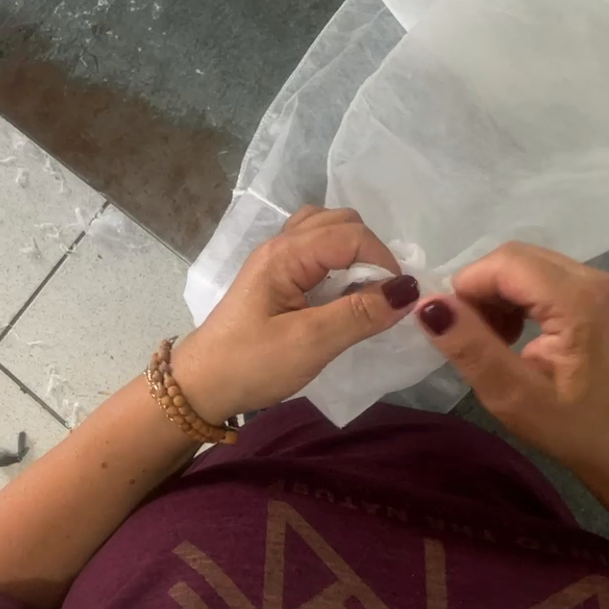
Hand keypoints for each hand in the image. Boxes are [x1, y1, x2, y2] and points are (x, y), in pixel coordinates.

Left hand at [172, 207, 420, 419]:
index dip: (382, 263)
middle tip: (379, 297)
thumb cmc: (250, 365)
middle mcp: (280, 245)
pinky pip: (315, 250)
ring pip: (327, 231)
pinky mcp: (275, 277)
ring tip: (362, 293)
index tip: (395, 301)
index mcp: (285, 254)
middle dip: (370, 254)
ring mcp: (275, 259)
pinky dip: (337, 261)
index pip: (352, 234)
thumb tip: (408, 292)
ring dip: (353, 254)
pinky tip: (339, 292)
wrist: (200, 386)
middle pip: (341, 222)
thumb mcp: (310, 344)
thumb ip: (359, 314)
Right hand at [415, 242, 608, 480]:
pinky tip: (517, 337)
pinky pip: (543, 279)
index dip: (467, 289)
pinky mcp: (601, 297)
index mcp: (580, 300)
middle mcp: (595, 279)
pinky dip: (517, 299)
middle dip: (481, 291)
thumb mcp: (514, 397)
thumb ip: (470, 347)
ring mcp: (602, 286)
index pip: (502, 263)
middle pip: (514, 259)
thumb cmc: (580, 432)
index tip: (457, 334)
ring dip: (497, 296)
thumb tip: (426, 303)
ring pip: (526, 266)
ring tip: (495, 342)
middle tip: (474, 340)